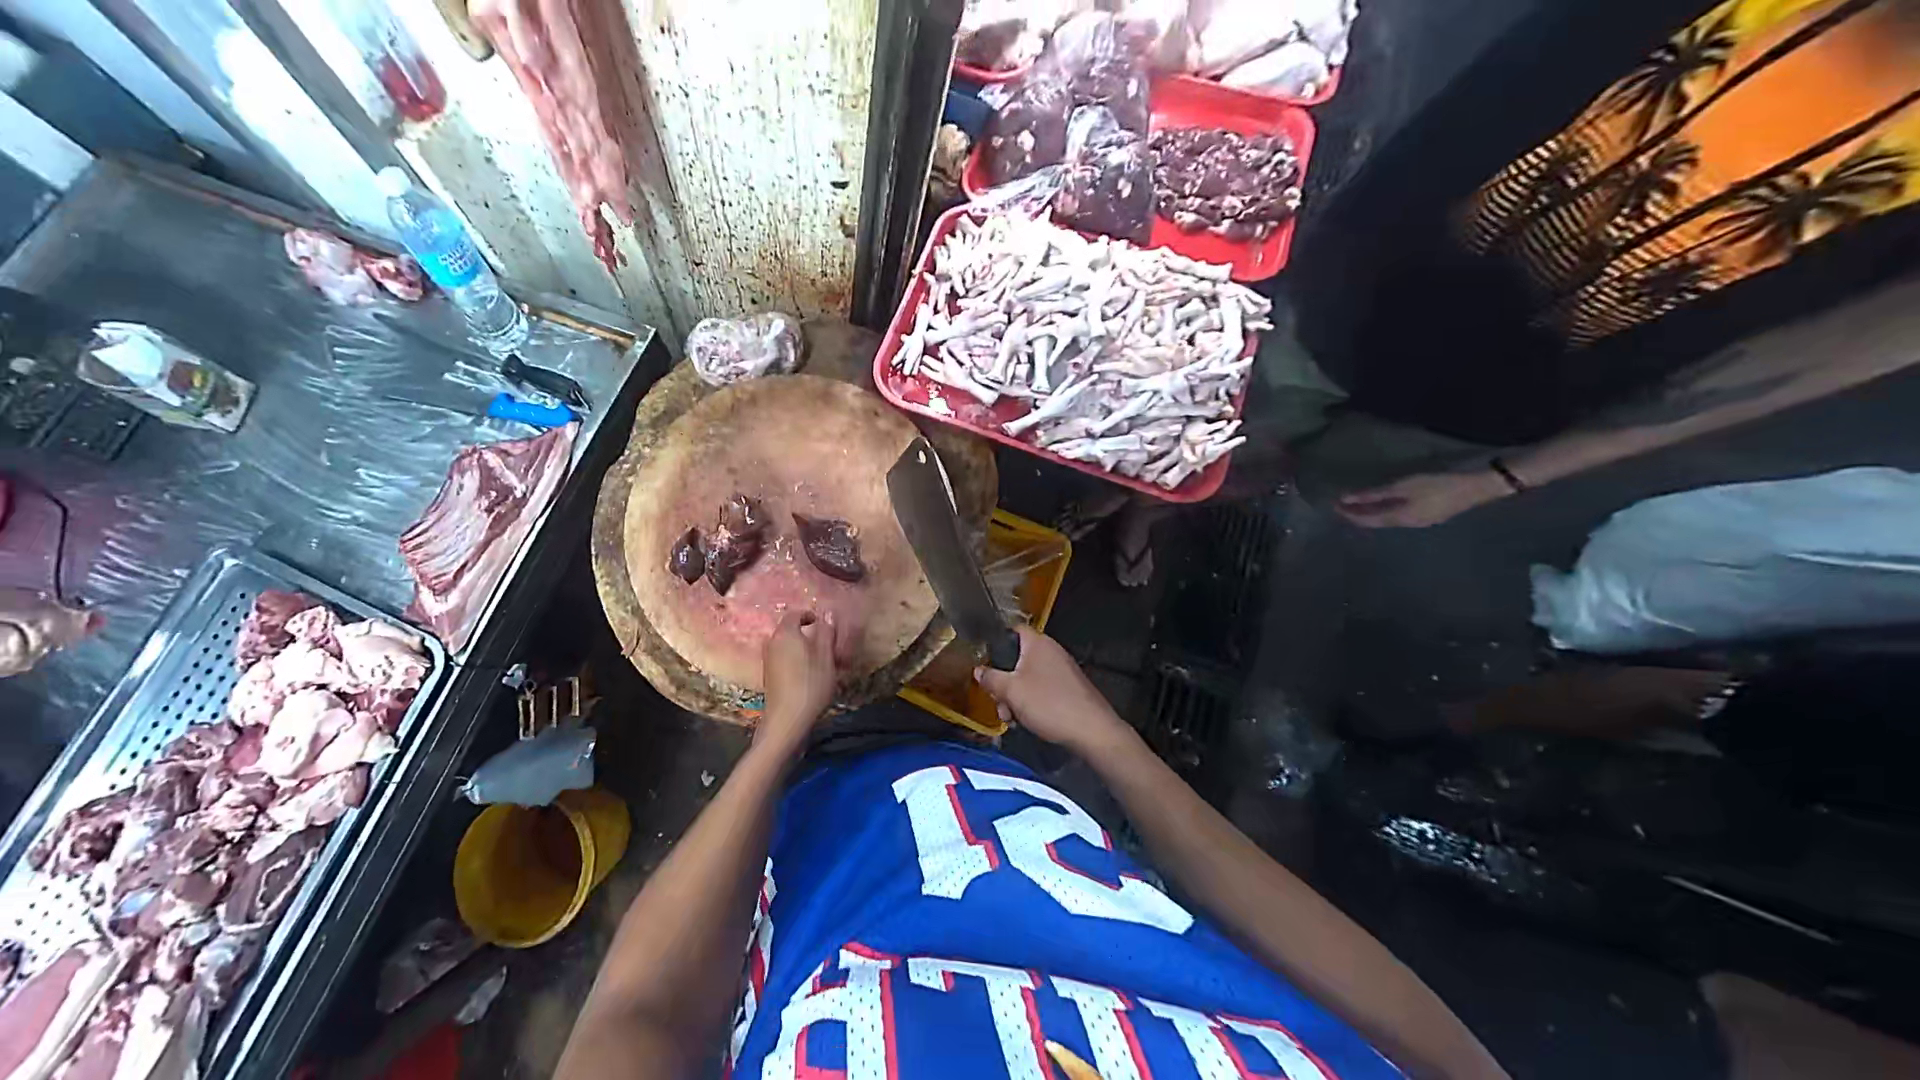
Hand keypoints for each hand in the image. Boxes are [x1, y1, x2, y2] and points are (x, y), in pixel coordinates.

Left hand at [757, 610, 837, 753]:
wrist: (787, 719)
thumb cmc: (810, 683)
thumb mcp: (826, 656)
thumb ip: (826, 632)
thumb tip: (827, 613)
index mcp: (785, 633)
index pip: (795, 614)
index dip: (810, 615)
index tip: (824, 625)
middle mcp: (772, 642)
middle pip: (790, 630)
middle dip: (808, 633)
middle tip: (827, 644)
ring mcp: (768, 660)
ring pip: (787, 645)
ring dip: (802, 648)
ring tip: (821, 661)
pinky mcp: (769, 676)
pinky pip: (783, 658)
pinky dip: (795, 660)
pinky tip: (808, 675)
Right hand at [973, 627, 1133, 758]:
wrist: (1091, 731)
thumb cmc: (1049, 704)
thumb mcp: (1010, 691)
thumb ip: (990, 678)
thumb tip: (978, 670)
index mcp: (1038, 643)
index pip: (1013, 630)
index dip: (996, 641)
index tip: (984, 659)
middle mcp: (1051, 652)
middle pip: (1017, 659)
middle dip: (1003, 681)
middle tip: (998, 701)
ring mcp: (1062, 671)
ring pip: (1028, 678)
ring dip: (1014, 697)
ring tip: (1012, 718)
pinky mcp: (1069, 689)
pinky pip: (1042, 690)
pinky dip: (1031, 703)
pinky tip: (1027, 721)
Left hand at [1336, 467, 1511, 527]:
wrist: (1484, 484)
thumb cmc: (1441, 483)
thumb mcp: (1405, 485)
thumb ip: (1375, 493)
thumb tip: (1346, 498)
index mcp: (1400, 519)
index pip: (1366, 520)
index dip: (1349, 513)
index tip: (1332, 505)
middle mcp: (1409, 524)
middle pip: (1376, 522)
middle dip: (1357, 515)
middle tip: (1340, 506)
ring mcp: (1423, 520)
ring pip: (1388, 519)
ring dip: (1371, 513)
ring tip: (1356, 506)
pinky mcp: (1432, 512)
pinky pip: (1400, 515)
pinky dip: (1385, 510)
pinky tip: (1385, 504)